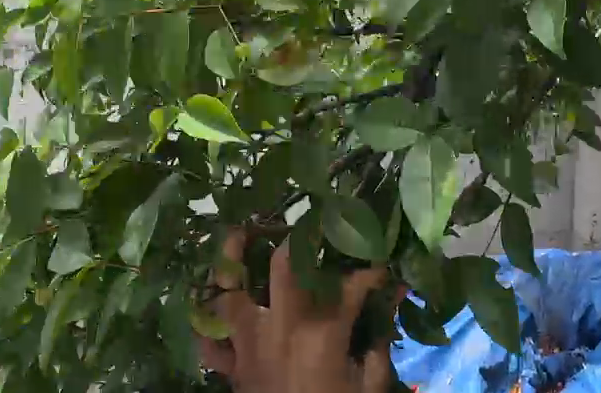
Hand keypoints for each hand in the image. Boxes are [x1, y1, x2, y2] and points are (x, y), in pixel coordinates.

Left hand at [197, 232, 392, 392]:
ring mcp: (249, 346)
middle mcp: (279, 328)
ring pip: (228, 291)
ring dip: (231, 259)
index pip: (352, 285)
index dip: (371, 272)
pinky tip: (212, 299)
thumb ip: (380, 340)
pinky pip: (208, 340)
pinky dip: (205, 321)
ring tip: (239, 232)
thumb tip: (395, 296)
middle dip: (299, 237)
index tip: (383, 265)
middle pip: (283, 264)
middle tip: (310, 224)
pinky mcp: (232, 368)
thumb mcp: (368, 385)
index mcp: (320, 333)